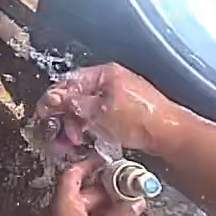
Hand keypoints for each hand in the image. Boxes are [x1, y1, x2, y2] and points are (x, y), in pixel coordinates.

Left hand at [32, 159, 147, 215]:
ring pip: (86, 208)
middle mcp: (61, 211)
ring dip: (105, 204)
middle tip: (130, 184)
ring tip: (130, 202)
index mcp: (64, 203)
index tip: (108, 160)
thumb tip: (138, 200)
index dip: (88, 164)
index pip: (72, 173)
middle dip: (105, 186)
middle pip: (82, 190)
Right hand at [37, 64, 184, 154]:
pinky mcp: (123, 112)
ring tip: (74, 141)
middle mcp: (110, 82)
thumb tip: (52, 98)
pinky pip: (97, 117)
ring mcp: (117, 97)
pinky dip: (89, 128)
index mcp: (105, 74)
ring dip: (75, 125)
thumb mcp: (100, 111)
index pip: (69, 81)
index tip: (44, 113)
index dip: (54, 98)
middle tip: (60, 134)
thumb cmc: (141, 119)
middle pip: (76, 96)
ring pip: (85, 109)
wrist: (171, 135)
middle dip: (65, 116)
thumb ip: (73, 104)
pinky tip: (87, 139)